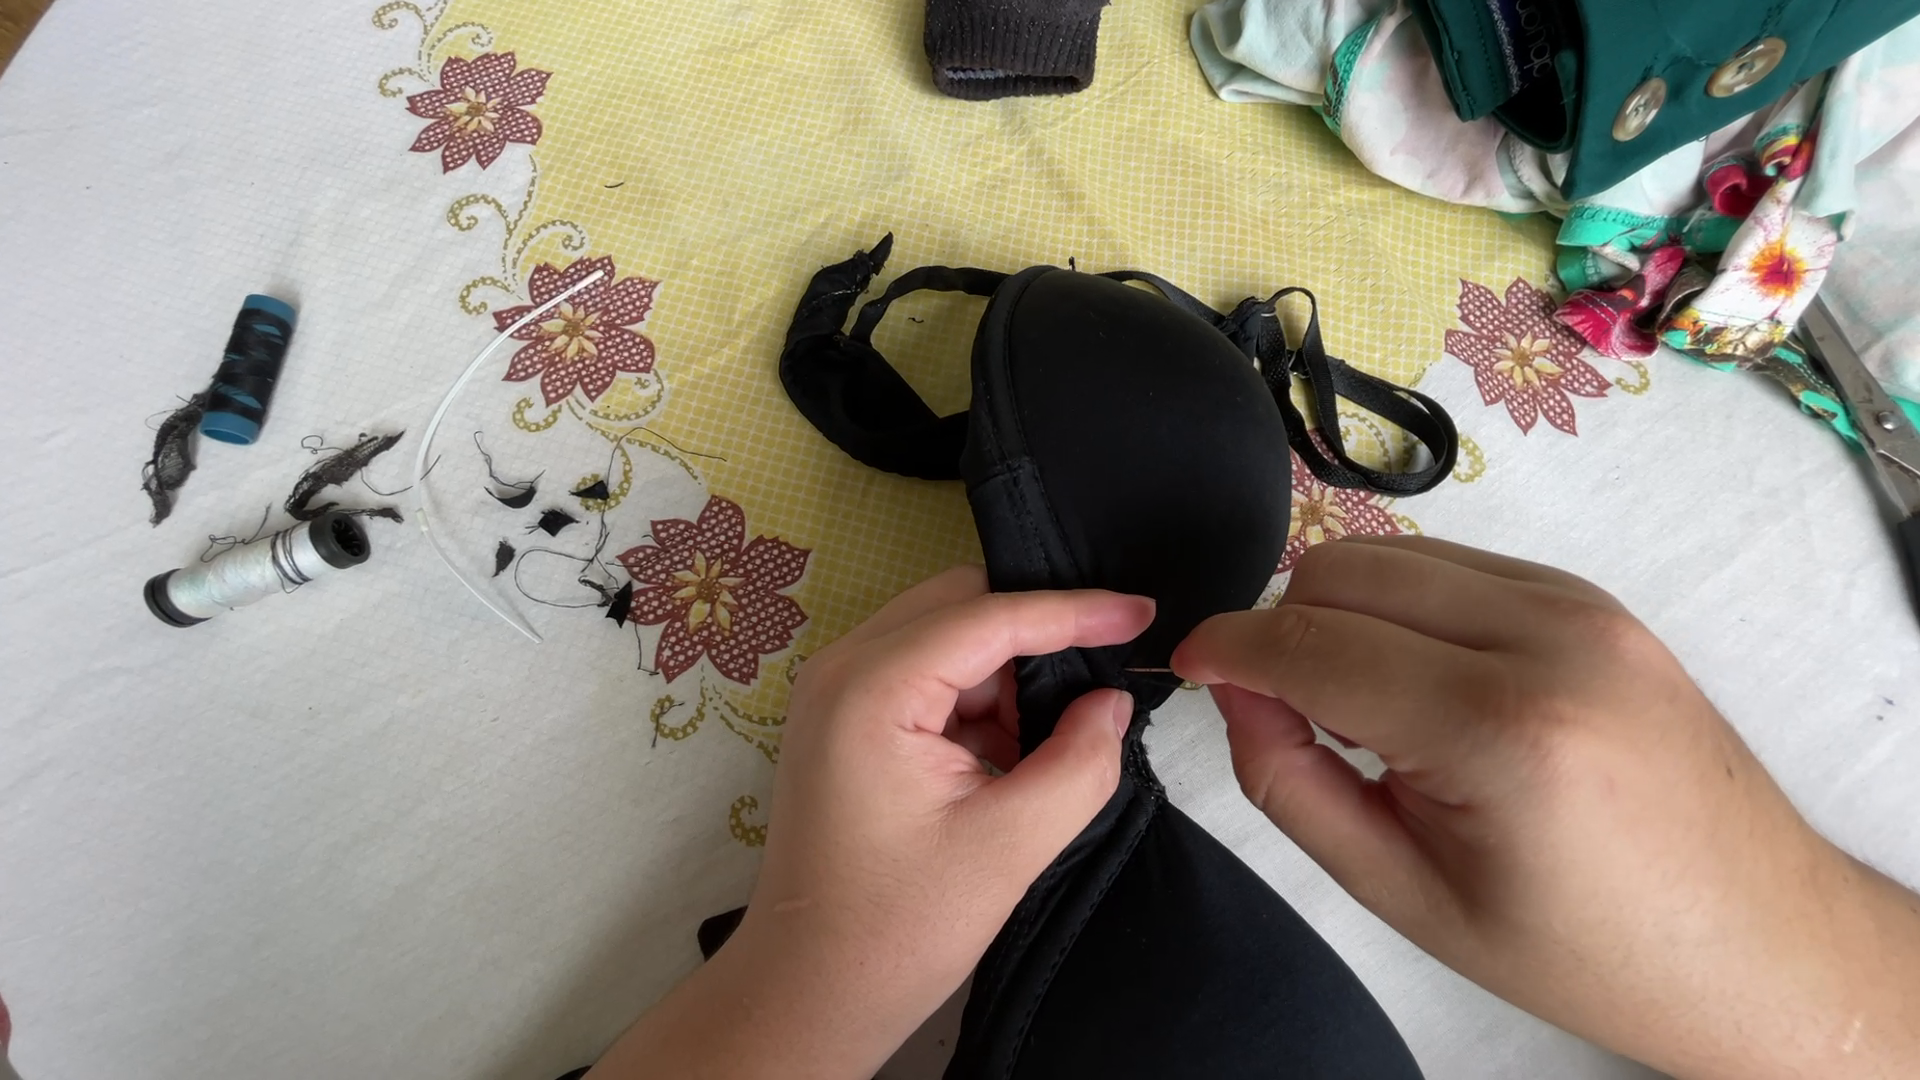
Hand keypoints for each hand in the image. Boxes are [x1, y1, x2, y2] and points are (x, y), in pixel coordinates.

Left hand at [590, 567, 1151, 1079]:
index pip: (988, 616)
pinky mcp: (848, 711)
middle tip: (1101, 668)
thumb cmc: (898, 926)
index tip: (1142, 611)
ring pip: (948, 635)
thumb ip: (1078, 763)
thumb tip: (1111, 700)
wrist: (809, 987)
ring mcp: (840, 685)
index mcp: (872, 687)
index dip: (1072, 610)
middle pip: (960, 605)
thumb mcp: (1008, 847)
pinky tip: (1006, 751)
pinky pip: (929, 671)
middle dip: (1035, 633)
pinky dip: (978, 699)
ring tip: (1047, 735)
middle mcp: (844, 664)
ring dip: (1006, 673)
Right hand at [1171, 536, 1919, 1079]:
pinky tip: (1408, 670)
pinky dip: (1385, 602)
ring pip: (1379, 554)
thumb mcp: (1394, 887)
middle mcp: (1546, 635)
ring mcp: (1576, 601)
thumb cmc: (1571, 944)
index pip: (1309, 644)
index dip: (1224, 646)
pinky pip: (1434, 561)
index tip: (1185, 666)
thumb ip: (1284, 778)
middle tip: (1284, 707)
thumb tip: (1230, 689)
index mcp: (1499, 729)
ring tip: (1351, 694)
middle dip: (1276, 630)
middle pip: (1334, 575)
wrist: (1769, 947)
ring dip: (1328, 611)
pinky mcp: (1585, 592)